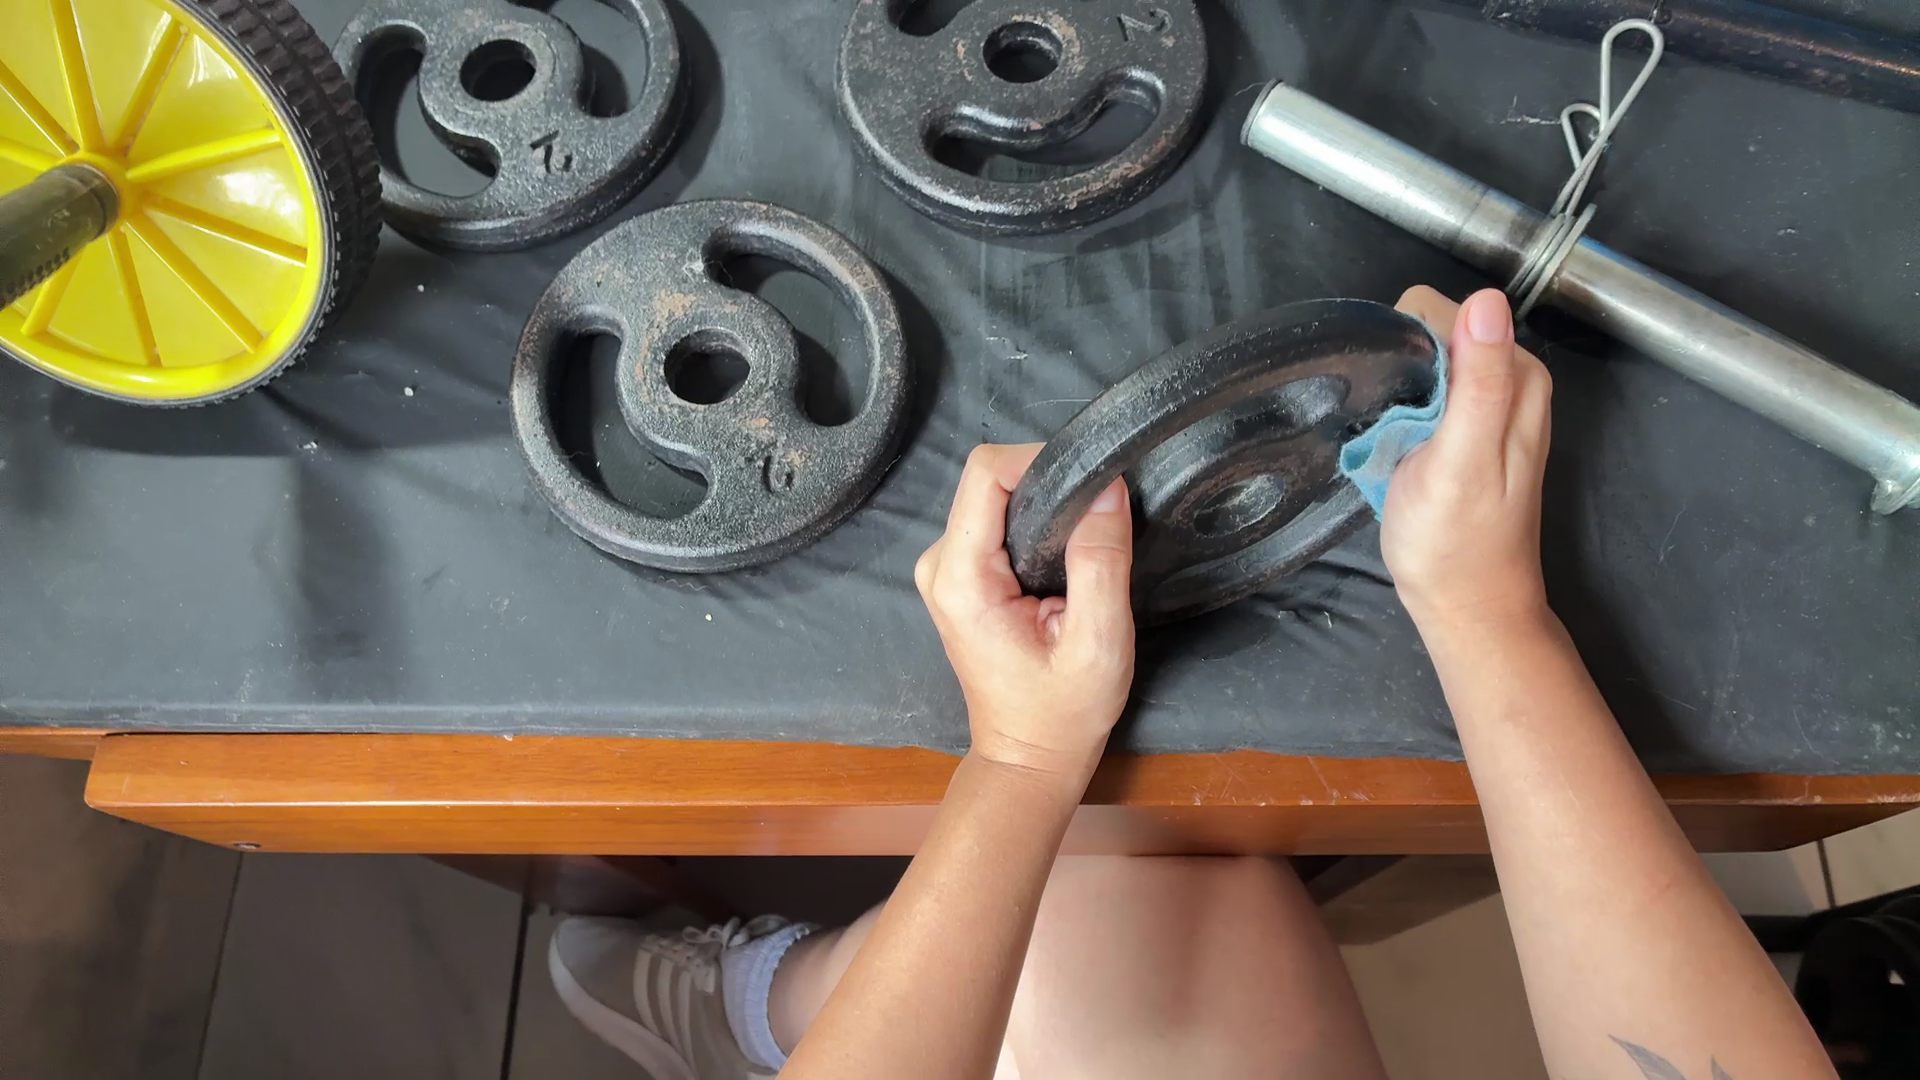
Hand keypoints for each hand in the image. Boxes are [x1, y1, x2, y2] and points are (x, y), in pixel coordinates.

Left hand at [914, 444, 1135, 783]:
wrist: (1028, 755)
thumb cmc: (1064, 711)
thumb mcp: (1099, 642)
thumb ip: (1101, 562)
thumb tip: (1108, 486)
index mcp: (962, 576)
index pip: (985, 473)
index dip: (1040, 460)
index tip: (1089, 482)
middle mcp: (939, 563)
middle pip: (989, 481)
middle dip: (1048, 484)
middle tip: (1096, 521)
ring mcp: (944, 568)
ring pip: (994, 497)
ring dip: (1043, 506)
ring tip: (1083, 544)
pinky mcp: (960, 574)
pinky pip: (995, 520)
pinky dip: (1033, 524)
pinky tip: (1061, 558)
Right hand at [1382, 287, 1552, 632]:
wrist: (1463, 601)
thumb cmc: (1455, 539)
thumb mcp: (1463, 460)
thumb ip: (1478, 383)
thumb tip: (1486, 300)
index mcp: (1517, 379)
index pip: (1447, 314)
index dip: (1406, 343)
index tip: (1390, 395)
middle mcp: (1506, 383)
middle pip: (1433, 333)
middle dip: (1399, 365)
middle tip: (1388, 425)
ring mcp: (1481, 409)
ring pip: (1421, 364)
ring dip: (1393, 390)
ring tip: (1385, 436)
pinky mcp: (1457, 433)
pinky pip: (1416, 396)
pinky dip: (1395, 411)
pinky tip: (1389, 444)